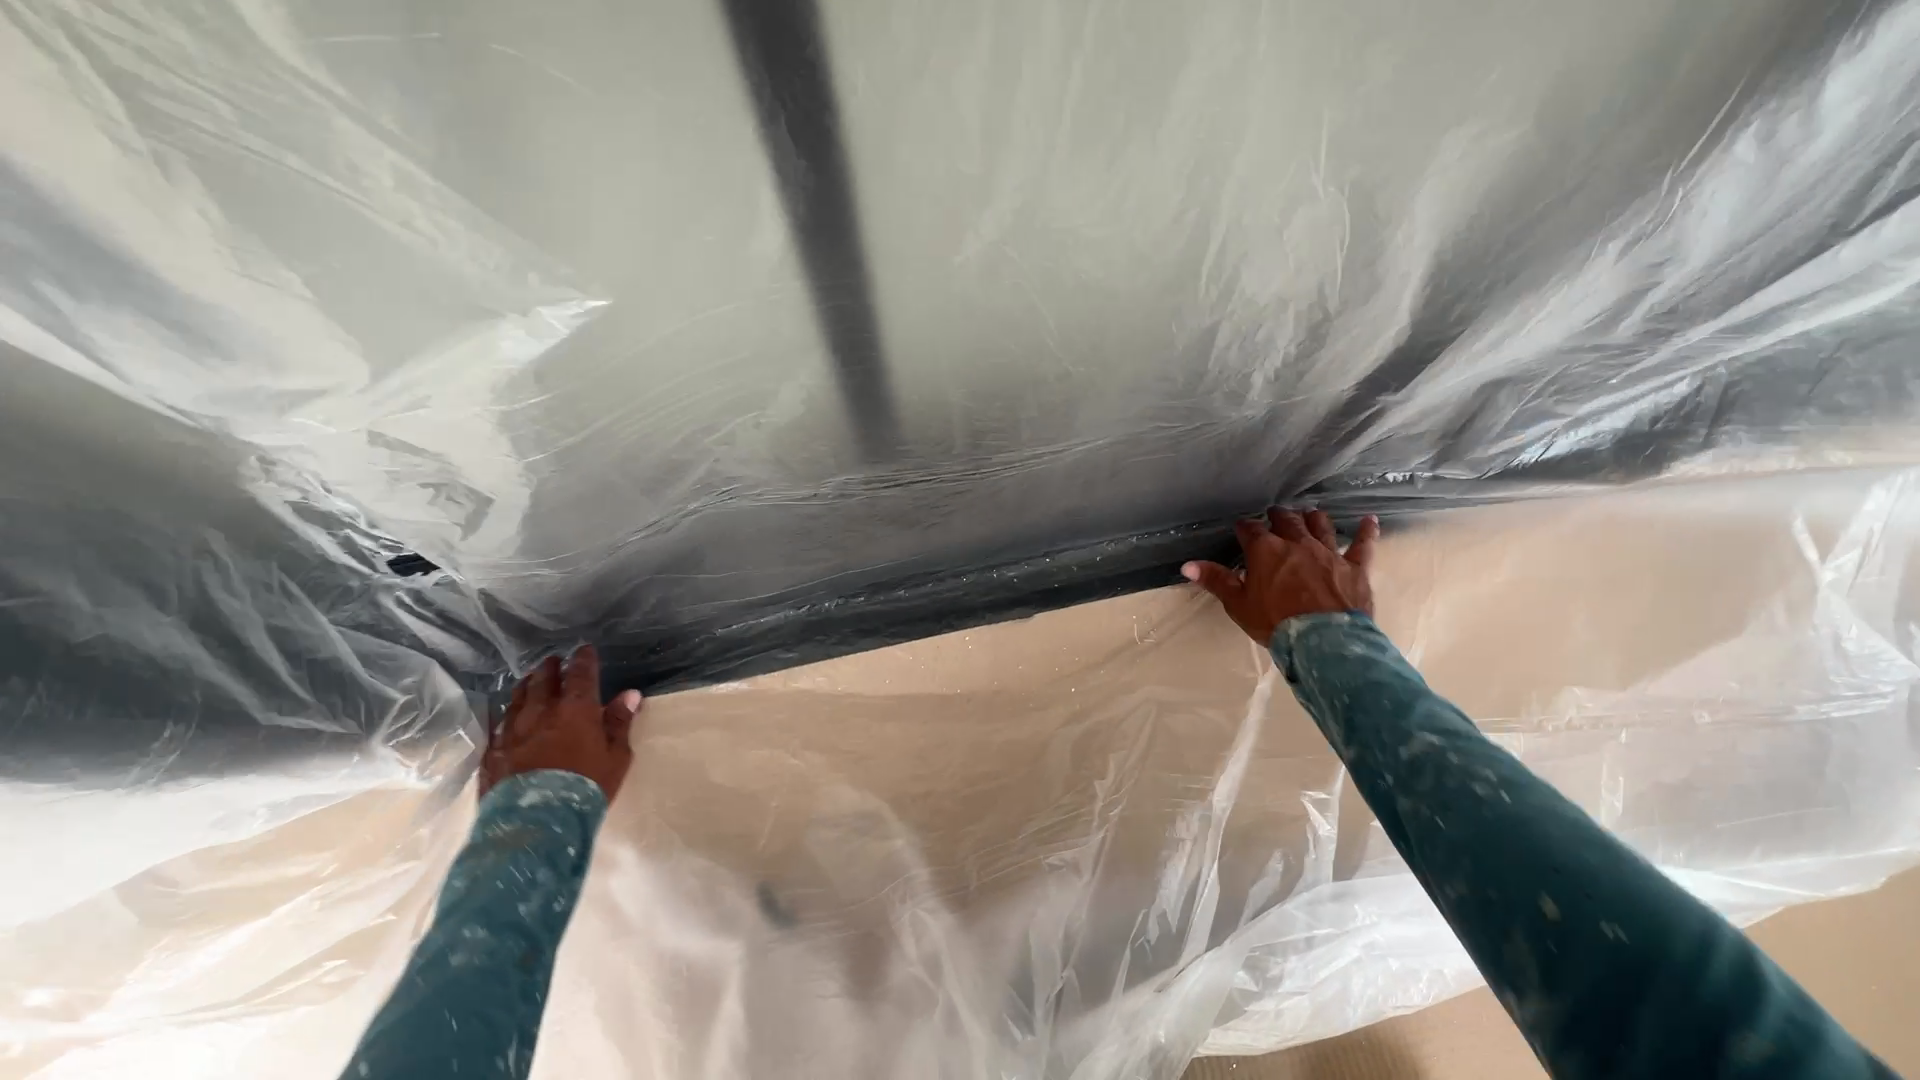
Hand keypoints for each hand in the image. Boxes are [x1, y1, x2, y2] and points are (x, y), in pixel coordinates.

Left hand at [481, 644, 641, 801]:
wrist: (537, 823)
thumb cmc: (585, 788)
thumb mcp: (616, 757)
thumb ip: (619, 723)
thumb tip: (630, 695)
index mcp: (575, 710)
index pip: (580, 674)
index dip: (583, 659)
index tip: (584, 649)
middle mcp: (541, 712)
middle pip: (543, 680)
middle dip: (550, 667)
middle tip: (553, 661)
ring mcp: (513, 730)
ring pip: (518, 697)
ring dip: (527, 685)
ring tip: (530, 679)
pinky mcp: (494, 751)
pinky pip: (500, 722)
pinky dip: (508, 712)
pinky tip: (508, 714)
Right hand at [1182, 508, 1379, 644]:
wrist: (1323, 640)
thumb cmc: (1274, 622)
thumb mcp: (1238, 604)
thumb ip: (1215, 581)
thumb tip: (1187, 565)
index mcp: (1265, 550)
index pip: (1250, 530)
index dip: (1244, 528)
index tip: (1241, 529)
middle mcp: (1297, 543)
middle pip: (1286, 521)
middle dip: (1278, 516)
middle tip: (1274, 515)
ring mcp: (1328, 552)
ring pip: (1320, 526)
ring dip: (1313, 518)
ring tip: (1309, 514)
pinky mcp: (1355, 566)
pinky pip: (1363, 544)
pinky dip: (1367, 532)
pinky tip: (1370, 521)